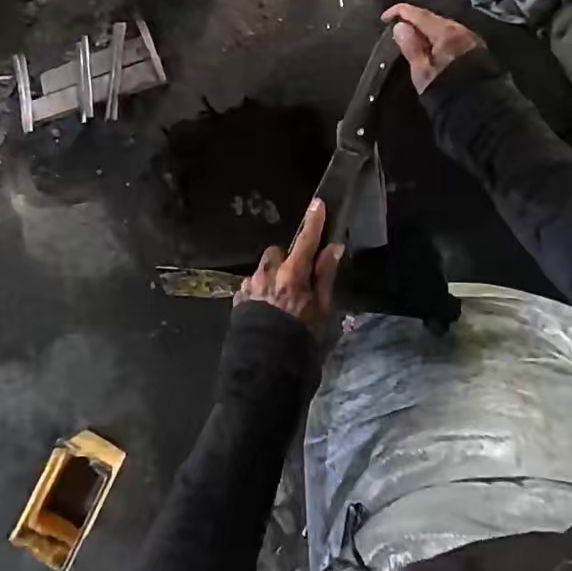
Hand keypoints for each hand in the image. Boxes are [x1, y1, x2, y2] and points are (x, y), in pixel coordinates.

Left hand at [237, 198, 343, 331]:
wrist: (265, 367)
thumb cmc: (300, 338)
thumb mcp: (322, 308)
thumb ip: (325, 275)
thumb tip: (333, 248)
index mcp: (292, 274)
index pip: (306, 241)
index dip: (313, 222)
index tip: (317, 203)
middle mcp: (267, 274)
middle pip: (278, 252)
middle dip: (287, 259)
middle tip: (297, 277)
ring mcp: (249, 286)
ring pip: (263, 269)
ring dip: (272, 275)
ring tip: (281, 297)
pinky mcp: (238, 299)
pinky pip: (252, 284)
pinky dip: (261, 289)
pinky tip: (267, 308)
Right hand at [382, 4, 483, 93]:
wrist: (479, 109)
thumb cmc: (446, 90)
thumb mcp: (422, 73)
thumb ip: (411, 47)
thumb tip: (400, 26)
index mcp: (445, 32)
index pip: (419, 14)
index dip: (399, 12)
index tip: (385, 18)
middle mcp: (460, 30)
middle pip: (433, 18)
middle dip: (414, 20)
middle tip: (399, 29)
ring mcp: (471, 39)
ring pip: (444, 27)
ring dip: (427, 30)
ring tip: (414, 38)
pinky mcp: (477, 50)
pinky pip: (453, 36)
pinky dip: (440, 38)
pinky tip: (434, 47)